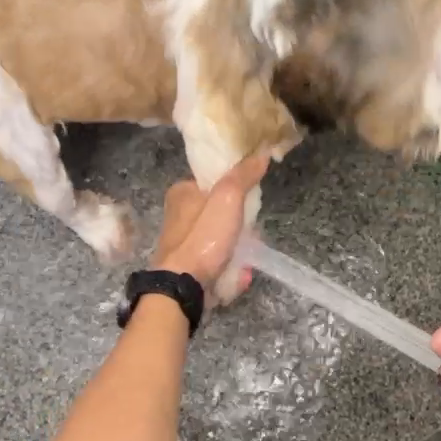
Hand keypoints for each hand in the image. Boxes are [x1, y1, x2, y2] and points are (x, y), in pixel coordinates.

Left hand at [151, 154, 269, 300]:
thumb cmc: (204, 238)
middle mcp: (178, 218)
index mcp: (182, 193)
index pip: (212, 183)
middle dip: (240, 227)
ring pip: (220, 243)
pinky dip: (230, 272)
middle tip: (252, 234)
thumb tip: (262, 152)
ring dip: (239, 252)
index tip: (250, 200)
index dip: (235, 189)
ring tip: (248, 259)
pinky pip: (217, 267)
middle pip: (220, 215)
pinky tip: (240, 276)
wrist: (183, 288)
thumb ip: (243, 175)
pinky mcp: (189, 272)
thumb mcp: (228, 197)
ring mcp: (183, 248)